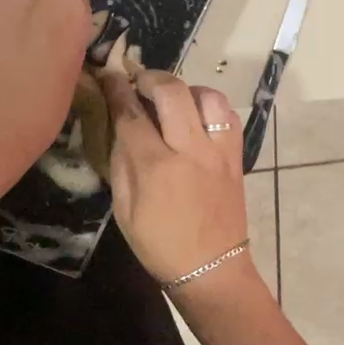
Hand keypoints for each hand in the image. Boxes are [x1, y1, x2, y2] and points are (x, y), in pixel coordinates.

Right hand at [99, 68, 261, 293]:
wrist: (211, 269)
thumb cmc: (158, 245)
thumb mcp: (123, 209)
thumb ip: (121, 162)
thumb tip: (121, 127)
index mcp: (155, 167)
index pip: (131, 114)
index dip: (116, 89)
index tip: (107, 75)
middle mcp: (190, 150)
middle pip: (171, 91)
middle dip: (150, 77)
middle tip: (136, 81)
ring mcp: (218, 151)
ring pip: (206, 96)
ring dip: (184, 88)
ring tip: (169, 98)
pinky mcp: (236, 157)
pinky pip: (227, 115)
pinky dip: (209, 105)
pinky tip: (195, 114)